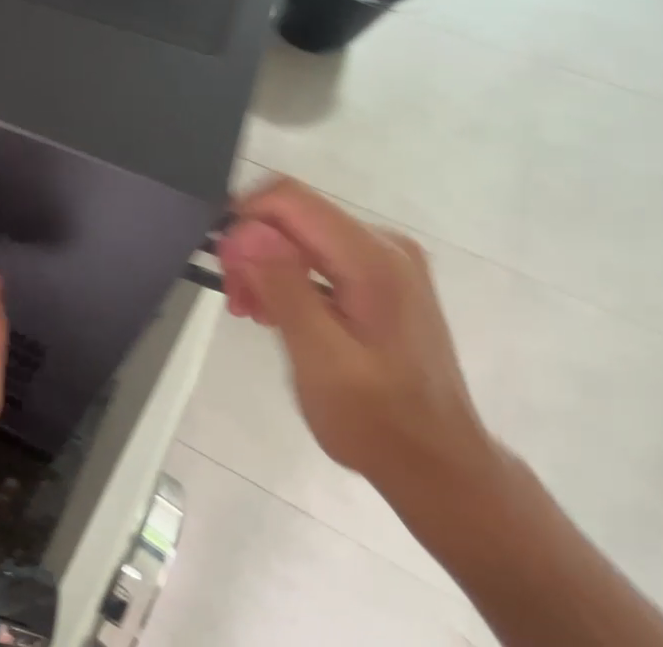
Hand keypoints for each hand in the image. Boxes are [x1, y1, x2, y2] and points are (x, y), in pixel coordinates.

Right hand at [218, 177, 495, 497]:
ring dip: (264, 265)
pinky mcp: (382, 278)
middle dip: (251, 249)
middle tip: (237, 302)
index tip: (226, 270)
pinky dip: (287, 276)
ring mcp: (388, 261)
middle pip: (293, 214)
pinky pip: (318, 254)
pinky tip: (278, 313)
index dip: (244, 221)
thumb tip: (246, 230)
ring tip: (253, 314)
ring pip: (300, 233)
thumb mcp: (320, 358)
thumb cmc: (374, 419)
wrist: (436, 463)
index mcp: (373, 259)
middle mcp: (385, 246)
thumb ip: (285, 287)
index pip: (289, 199)